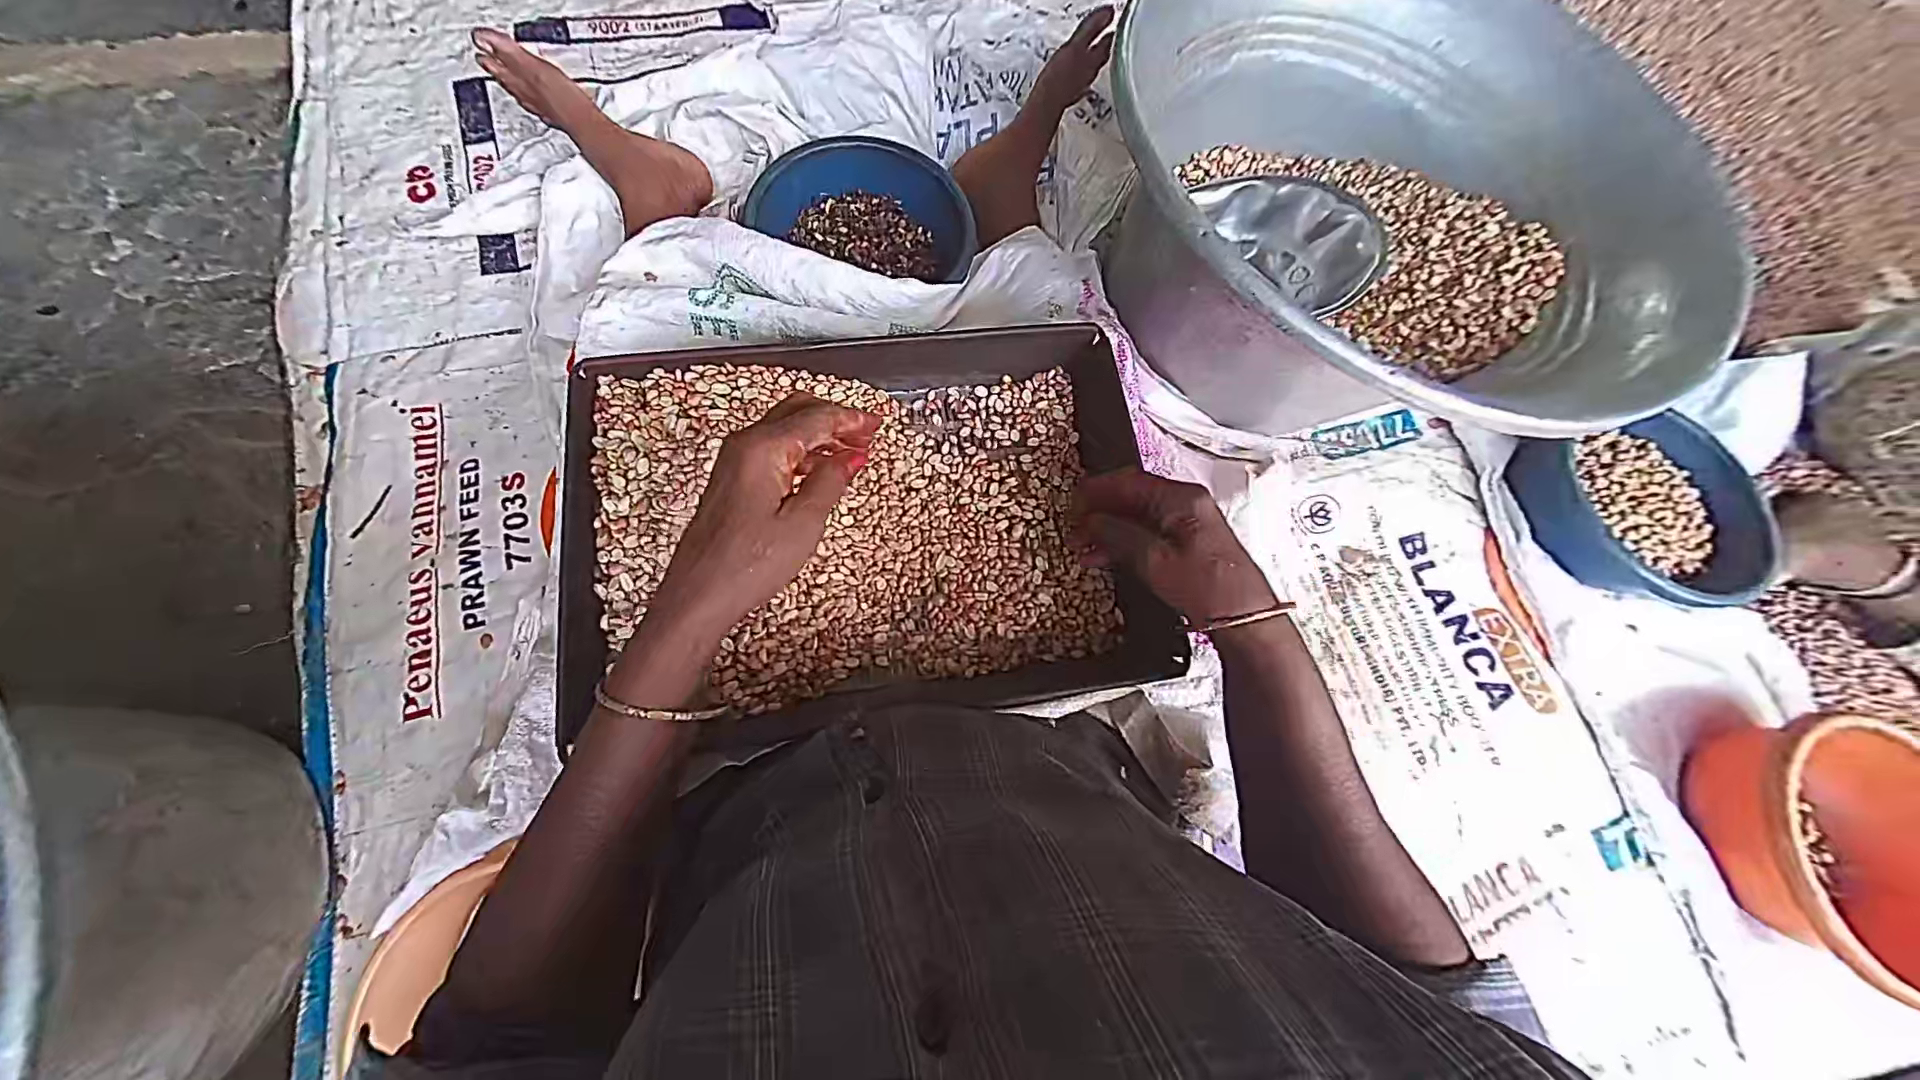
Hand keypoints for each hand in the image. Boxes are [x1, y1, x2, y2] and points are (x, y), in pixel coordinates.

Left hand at [649, 392, 881, 640]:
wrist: (698, 595)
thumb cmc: (745, 566)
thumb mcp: (804, 523)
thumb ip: (831, 481)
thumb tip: (850, 457)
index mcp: (763, 449)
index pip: (817, 418)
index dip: (851, 419)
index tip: (875, 423)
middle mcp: (744, 446)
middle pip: (798, 412)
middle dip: (836, 418)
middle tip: (867, 432)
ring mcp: (734, 462)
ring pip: (785, 429)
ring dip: (820, 434)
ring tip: (851, 453)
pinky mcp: (731, 480)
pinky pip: (773, 450)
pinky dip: (802, 451)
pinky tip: (819, 470)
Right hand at [1072, 467, 1276, 623]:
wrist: (1243, 619)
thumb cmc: (1208, 588)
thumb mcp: (1153, 560)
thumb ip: (1118, 535)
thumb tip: (1092, 520)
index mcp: (1181, 498)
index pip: (1129, 482)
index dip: (1096, 490)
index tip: (1074, 501)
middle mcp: (1186, 504)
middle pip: (1132, 497)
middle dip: (1099, 512)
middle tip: (1074, 525)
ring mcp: (1187, 523)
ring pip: (1137, 517)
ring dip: (1108, 530)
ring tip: (1083, 546)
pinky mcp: (1187, 543)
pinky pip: (1148, 533)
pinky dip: (1123, 542)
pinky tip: (1104, 556)